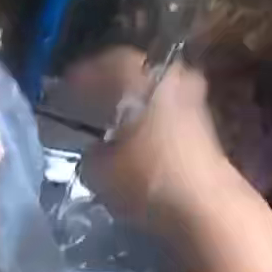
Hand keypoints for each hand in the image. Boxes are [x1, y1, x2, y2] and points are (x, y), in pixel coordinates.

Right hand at [63, 48, 245, 227]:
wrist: (205, 206)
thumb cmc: (146, 180)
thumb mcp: (100, 173)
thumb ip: (90, 156)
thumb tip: (95, 152)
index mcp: (140, 76)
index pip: (105, 65)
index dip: (81, 78)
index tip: (64, 91)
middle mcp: (171, 76)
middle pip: (134, 77)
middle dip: (112, 90)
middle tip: (90, 106)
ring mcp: (194, 99)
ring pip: (154, 97)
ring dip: (134, 110)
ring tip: (113, 129)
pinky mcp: (206, 127)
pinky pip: (168, 117)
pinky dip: (151, 126)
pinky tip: (137, 145)